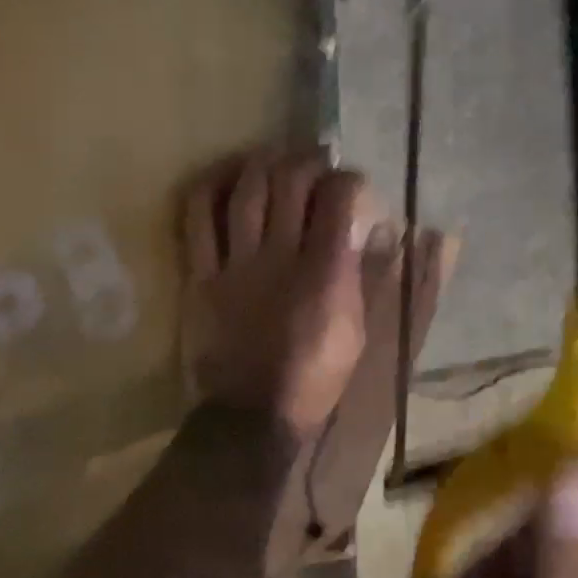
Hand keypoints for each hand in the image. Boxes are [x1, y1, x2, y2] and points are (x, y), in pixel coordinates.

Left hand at [181, 151, 380, 439]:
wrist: (250, 416)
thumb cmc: (312, 383)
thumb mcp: (358, 335)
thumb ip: (368, 280)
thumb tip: (379, 232)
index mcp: (327, 273)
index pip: (340, 197)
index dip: (349, 179)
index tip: (351, 186)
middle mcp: (281, 257)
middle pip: (291, 182)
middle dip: (307, 161)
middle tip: (313, 164)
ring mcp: (236, 265)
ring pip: (246, 191)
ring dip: (261, 164)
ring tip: (272, 160)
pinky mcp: (200, 277)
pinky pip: (198, 220)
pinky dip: (210, 190)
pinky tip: (224, 178)